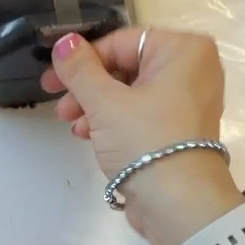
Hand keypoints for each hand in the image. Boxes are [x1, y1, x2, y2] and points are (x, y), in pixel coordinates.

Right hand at [42, 28, 244, 244]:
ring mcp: (187, 102)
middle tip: (60, 109)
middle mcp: (192, 69)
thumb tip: (63, 43)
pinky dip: (114, 123)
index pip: (121, 43)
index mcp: (182, 50)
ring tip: (76, 129)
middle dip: (88, 89)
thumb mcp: (104, 103)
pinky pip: (140, 115)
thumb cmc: (144, 141)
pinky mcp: (178, 131)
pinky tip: (92, 138)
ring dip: (96, 109)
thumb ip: (80, 71)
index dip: (82, 62)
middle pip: (126, 68)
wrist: (176, 202)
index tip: (52, 81)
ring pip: (130, 94)